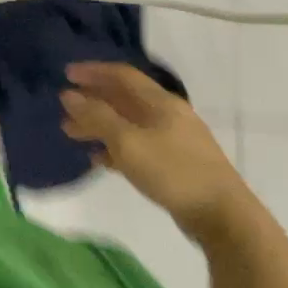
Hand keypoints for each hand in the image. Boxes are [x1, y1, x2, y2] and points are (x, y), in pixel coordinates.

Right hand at [60, 63, 255, 241]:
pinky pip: (138, 146)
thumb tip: (69, 95)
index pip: (123, 75)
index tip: (66, 74)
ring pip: (129, 124)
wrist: (223, 216)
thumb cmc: (173, 171)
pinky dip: (116, 147)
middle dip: (92, 101)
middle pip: (125, 99)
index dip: (93, 71)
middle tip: (64, 107)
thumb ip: (96, 116)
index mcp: (161, 104)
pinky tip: (100, 159)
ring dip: (100, 125)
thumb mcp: (127, 141)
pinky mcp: (176, 164)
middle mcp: (169, 116)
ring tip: (73, 133)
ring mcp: (175, 141)